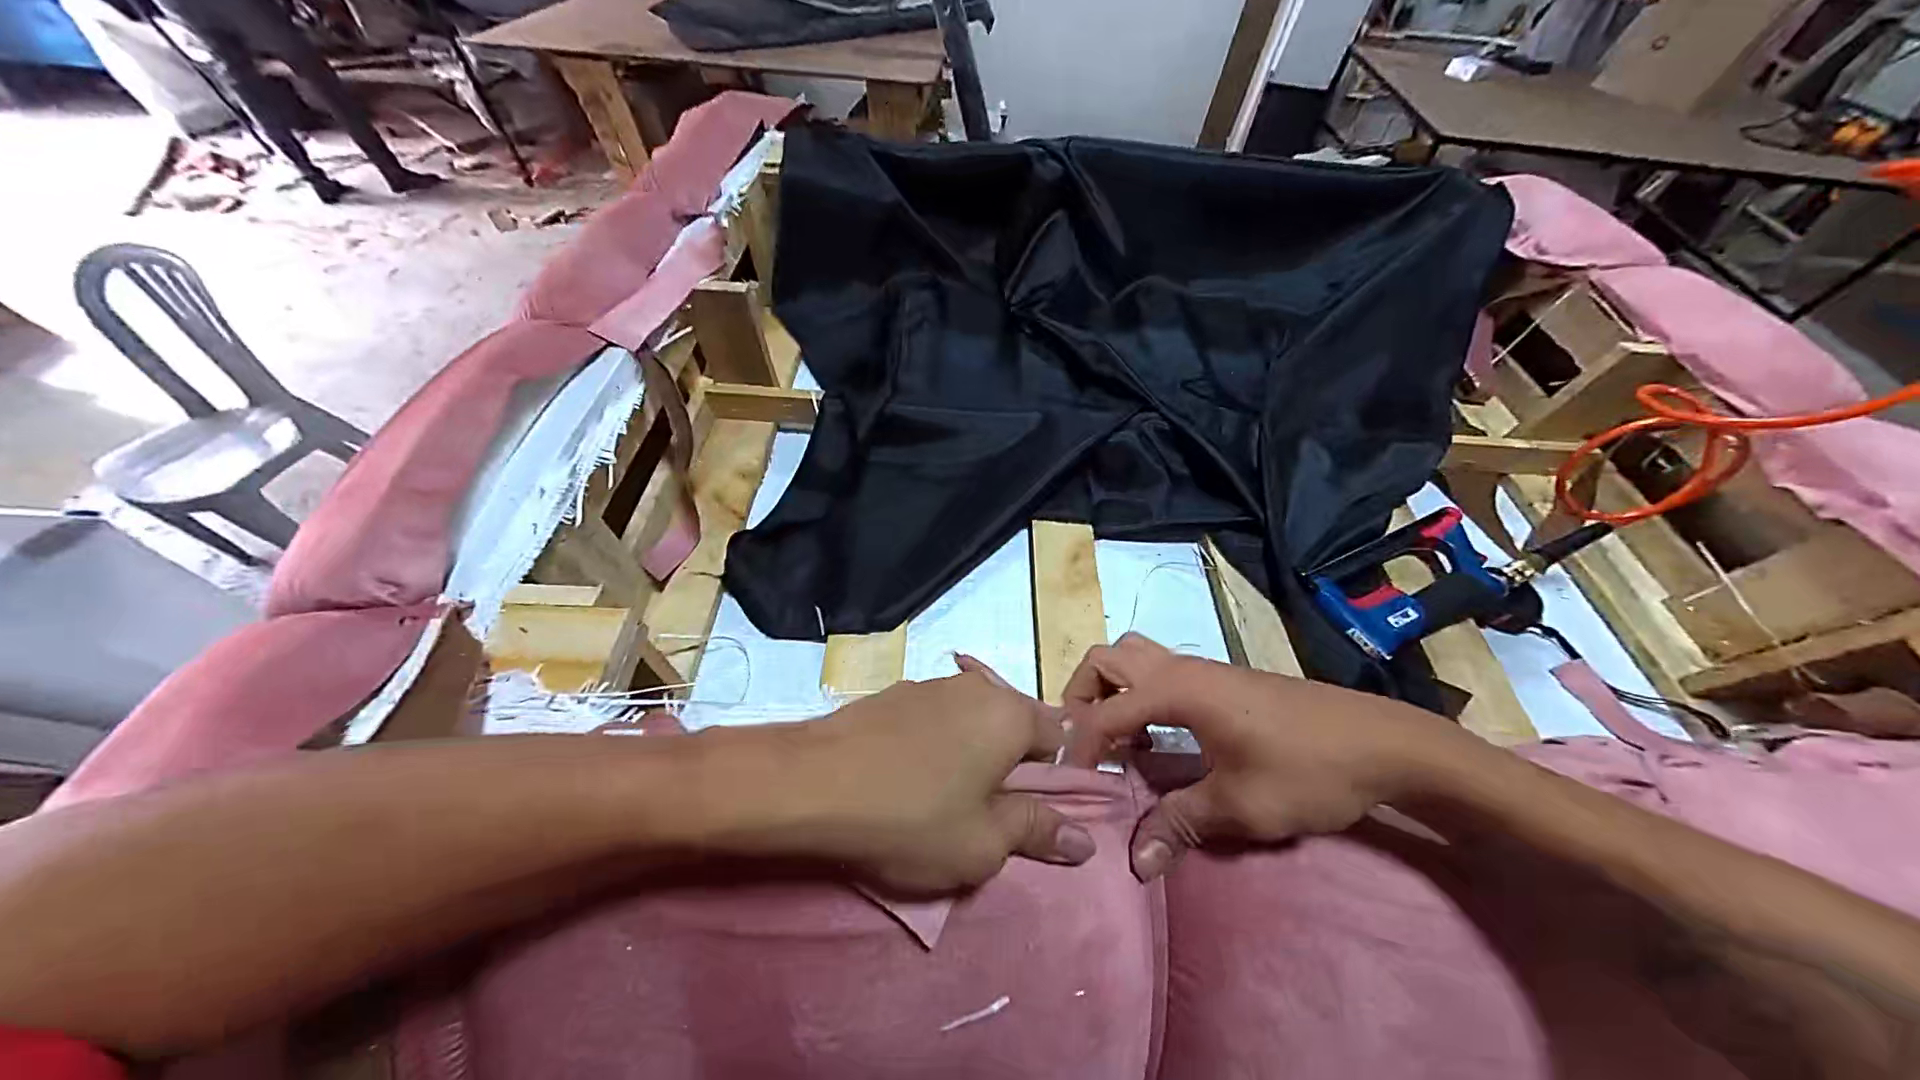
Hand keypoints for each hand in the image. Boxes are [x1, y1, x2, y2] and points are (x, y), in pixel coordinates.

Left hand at [772, 663, 1095, 894]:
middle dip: (1006, 764)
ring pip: (969, 720)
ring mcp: (928, 685)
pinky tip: (901, 775)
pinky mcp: (890, 694)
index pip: (1056, 737)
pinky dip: (931, 744)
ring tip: (937, 795)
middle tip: (981, 810)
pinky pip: (931, 719)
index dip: (1048, 777)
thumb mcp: (982, 844)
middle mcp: (974, 687)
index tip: (1024, 812)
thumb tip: (1082, 841)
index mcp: (1009, 714)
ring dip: (967, 752)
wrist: (810, 783)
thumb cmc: (910, 817)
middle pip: (1010, 724)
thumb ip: (1038, 833)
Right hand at [1063, 633, 1473, 879]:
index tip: (1076, 784)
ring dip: (1112, 691)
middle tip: (1088, 744)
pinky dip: (1140, 695)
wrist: (1384, 743)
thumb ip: (1180, 824)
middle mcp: (1181, 668)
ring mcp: (1203, 668)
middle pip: (1107, 659)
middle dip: (1082, 696)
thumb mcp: (1240, 806)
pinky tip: (1162, 739)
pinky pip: (1158, 671)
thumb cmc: (1308, 770)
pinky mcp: (1223, 679)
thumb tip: (1137, 861)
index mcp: (1176, 690)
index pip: (1104, 713)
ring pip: (1132, 657)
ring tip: (1122, 740)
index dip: (1082, 749)